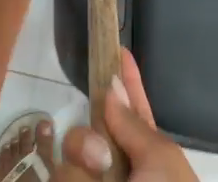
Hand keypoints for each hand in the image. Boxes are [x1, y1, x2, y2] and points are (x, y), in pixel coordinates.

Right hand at [59, 49, 197, 181]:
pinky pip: (57, 176)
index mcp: (144, 153)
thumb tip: (111, 84)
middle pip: (83, 133)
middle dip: (83, 142)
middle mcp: (112, 166)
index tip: (119, 49)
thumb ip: (133, 124)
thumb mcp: (161, 160)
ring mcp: (90, 180)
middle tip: (101, 160)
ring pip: (66, 158)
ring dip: (80, 169)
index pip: (131, 109)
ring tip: (100, 178)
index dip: (127, 80)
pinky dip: (73, 180)